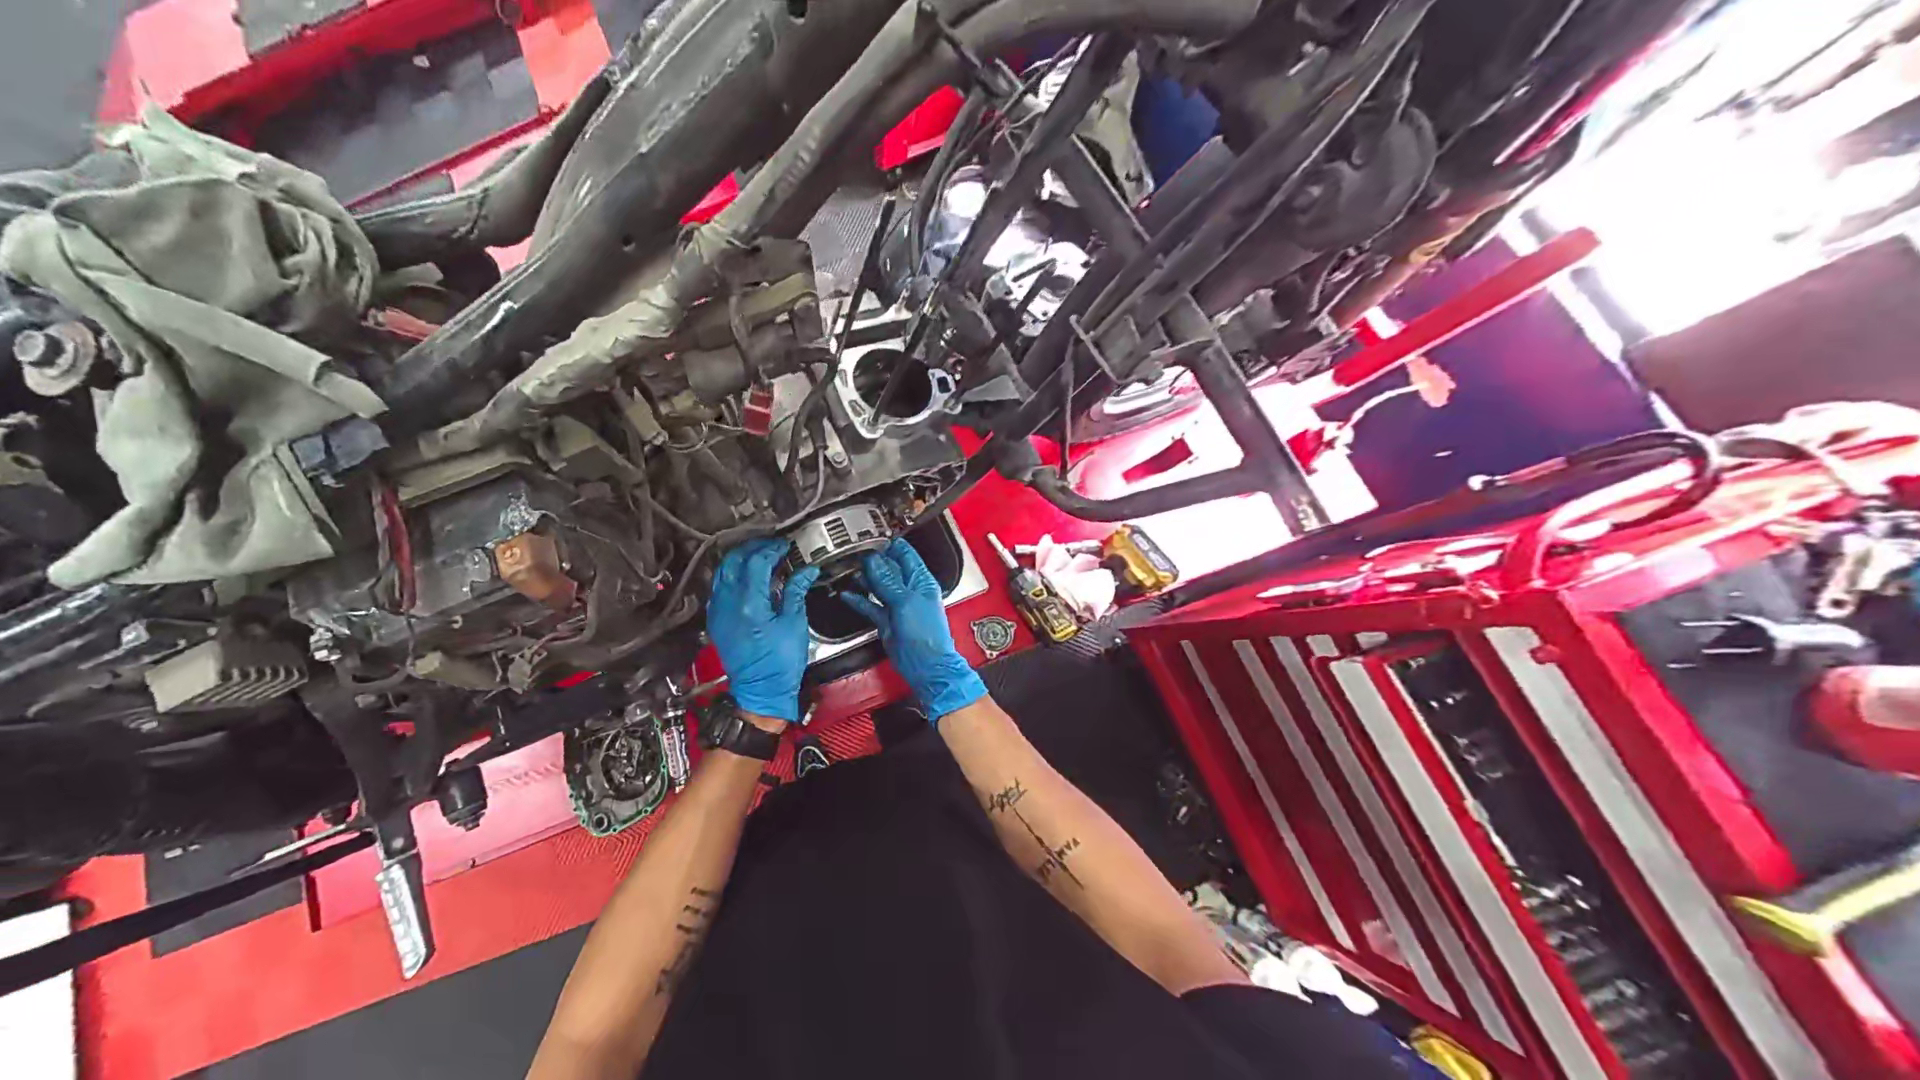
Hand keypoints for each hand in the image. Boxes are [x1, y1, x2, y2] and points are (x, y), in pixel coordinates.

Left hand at [706, 537, 820, 722]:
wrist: (760, 691)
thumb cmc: (780, 662)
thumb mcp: (794, 624)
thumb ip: (796, 591)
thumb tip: (806, 570)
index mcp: (749, 604)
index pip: (756, 562)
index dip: (772, 549)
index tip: (785, 546)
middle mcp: (727, 604)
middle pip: (733, 561)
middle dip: (753, 548)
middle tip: (772, 546)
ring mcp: (717, 612)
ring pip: (722, 572)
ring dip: (739, 559)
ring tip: (759, 556)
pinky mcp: (715, 620)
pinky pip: (718, 587)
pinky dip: (731, 575)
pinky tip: (746, 576)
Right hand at [839, 538, 986, 720]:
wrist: (926, 665)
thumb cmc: (927, 635)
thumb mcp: (905, 602)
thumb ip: (887, 582)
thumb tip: (874, 562)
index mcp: (922, 582)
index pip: (906, 555)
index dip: (891, 545)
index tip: (874, 536)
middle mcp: (910, 591)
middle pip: (889, 569)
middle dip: (873, 560)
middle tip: (855, 551)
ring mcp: (898, 606)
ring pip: (878, 586)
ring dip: (864, 578)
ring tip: (849, 568)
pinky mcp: (886, 621)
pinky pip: (870, 606)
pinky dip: (859, 600)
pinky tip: (847, 594)